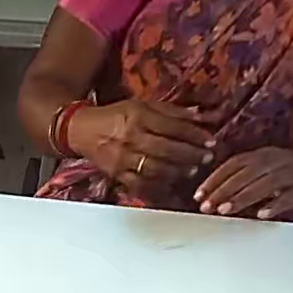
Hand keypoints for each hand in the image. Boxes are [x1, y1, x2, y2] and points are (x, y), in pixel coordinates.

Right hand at [67, 100, 214, 198]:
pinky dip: (156, 187)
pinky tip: (169, 186)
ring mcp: (122, 158)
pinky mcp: (115, 174)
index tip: (210, 140)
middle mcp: (130, 138)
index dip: (194, 134)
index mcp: (138, 116)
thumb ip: (170, 111)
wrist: (81, 131)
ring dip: (176, 171)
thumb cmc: (115, 116)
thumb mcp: (141, 105)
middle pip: (166, 149)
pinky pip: (138, 184)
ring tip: (191, 171)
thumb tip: (201, 115)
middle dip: (190, 154)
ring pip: (154, 168)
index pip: (172, 126)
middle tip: (206, 158)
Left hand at [194, 130, 292, 218]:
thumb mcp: (264, 167)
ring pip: (264, 184)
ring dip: (242, 197)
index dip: (214, 179)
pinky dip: (274, 205)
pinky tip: (260, 214)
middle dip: (223, 191)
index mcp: (263, 155)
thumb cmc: (290, 170)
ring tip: (224, 210)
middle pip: (245, 174)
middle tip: (206, 206)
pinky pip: (289, 197)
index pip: (233, 165)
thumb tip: (210, 196)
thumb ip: (239, 178)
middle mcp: (276, 161)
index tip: (198, 195)